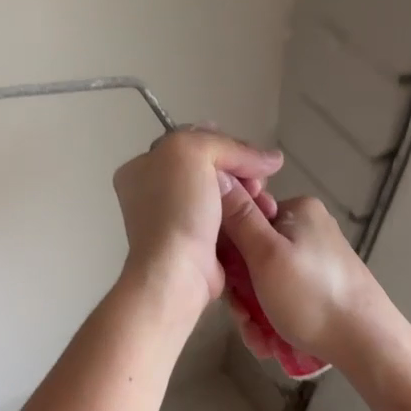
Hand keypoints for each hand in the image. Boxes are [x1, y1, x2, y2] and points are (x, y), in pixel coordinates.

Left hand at [111, 128, 283, 309]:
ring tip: (264, 200)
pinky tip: (263, 214)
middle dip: (241, 170)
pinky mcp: (198, 241)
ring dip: (250, 192)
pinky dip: (248, 214)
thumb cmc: (176, 207)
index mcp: (142, 168)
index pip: (190, 141)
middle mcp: (155, 191)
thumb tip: (268, 158)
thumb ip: (227, 145)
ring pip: (224, 193)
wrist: (177, 269)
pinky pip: (228, 218)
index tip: (248, 155)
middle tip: (257, 182)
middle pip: (210, 168)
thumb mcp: (192, 152)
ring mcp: (176, 218)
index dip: (222, 143)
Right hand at [218, 186, 394, 365]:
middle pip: (249, 256)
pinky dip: (270, 318)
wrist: (366, 344)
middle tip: (245, 320)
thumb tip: (217, 174)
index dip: (225, 256)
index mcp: (296, 211)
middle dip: (241, 294)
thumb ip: (238, 217)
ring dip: (253, 312)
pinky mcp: (317, 284)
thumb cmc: (312, 296)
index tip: (226, 287)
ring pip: (260, 281)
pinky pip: (279, 295)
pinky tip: (269, 340)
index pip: (239, 220)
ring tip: (260, 338)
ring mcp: (312, 258)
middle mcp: (305, 228)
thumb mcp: (266, 255)